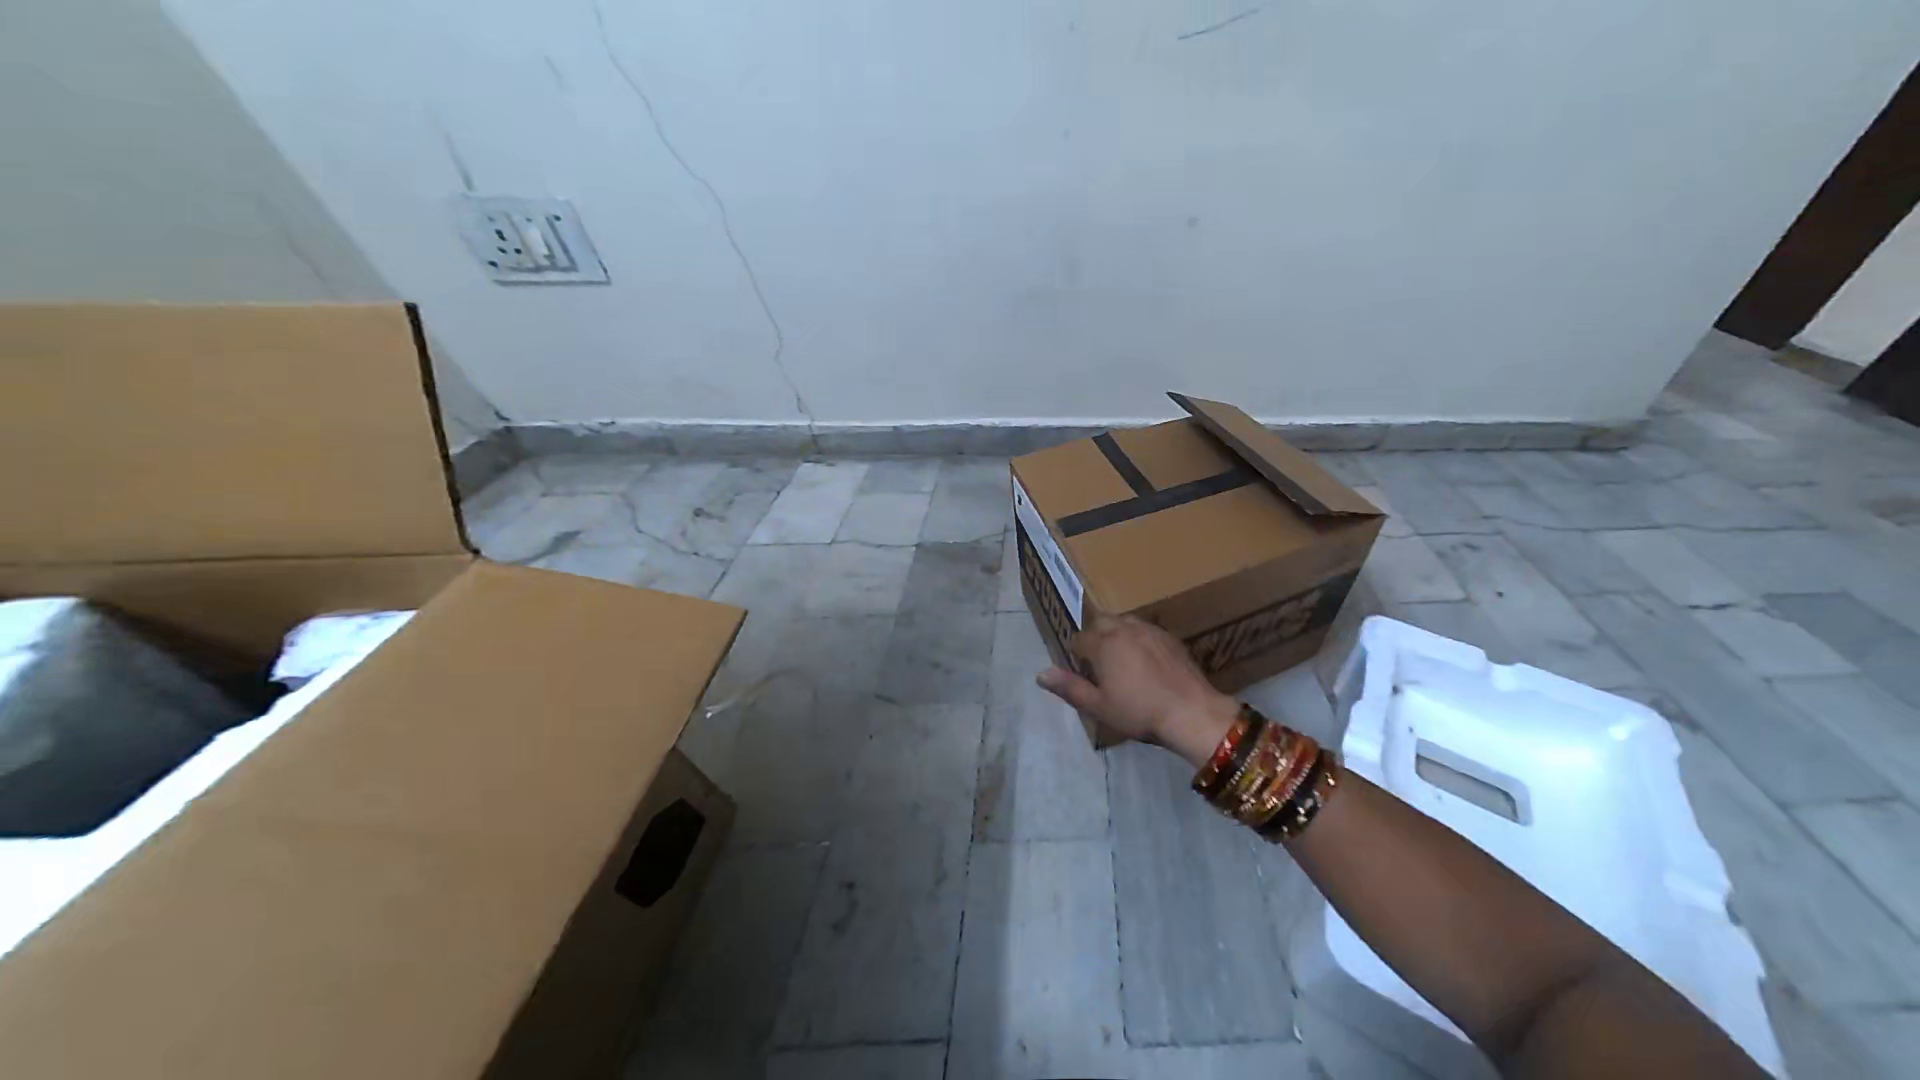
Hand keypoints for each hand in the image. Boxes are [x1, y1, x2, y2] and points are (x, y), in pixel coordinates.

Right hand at [1036, 613, 1238, 765]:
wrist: (1191, 712)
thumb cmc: (1139, 711)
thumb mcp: (1099, 706)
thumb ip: (1069, 687)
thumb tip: (1041, 674)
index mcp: (1103, 644)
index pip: (1079, 639)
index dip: (1076, 654)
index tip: (1082, 672)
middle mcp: (1124, 629)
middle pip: (1101, 622)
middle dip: (1095, 637)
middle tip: (1099, 662)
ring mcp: (1150, 630)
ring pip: (1125, 621)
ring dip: (1117, 633)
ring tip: (1121, 657)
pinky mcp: (1170, 637)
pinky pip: (1146, 630)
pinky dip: (1139, 638)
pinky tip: (1146, 659)